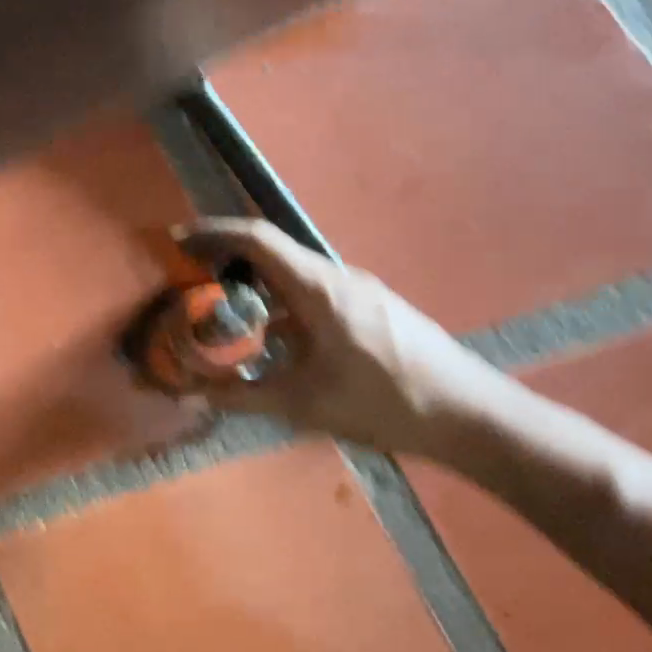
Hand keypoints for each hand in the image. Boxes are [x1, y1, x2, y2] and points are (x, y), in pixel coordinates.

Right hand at [176, 218, 510, 454]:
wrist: (476, 418)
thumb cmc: (386, 402)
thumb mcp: (301, 405)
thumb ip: (239, 397)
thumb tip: (188, 396)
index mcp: (319, 289)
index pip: (257, 239)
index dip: (212, 233)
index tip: (175, 240)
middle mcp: (339, 279)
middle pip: (271, 253)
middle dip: (224, 261)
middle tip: (186, 283)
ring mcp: (361, 293)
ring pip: (292, 274)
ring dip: (252, 285)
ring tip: (219, 313)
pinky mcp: (373, 310)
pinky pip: (313, 292)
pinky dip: (279, 302)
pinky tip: (270, 339)